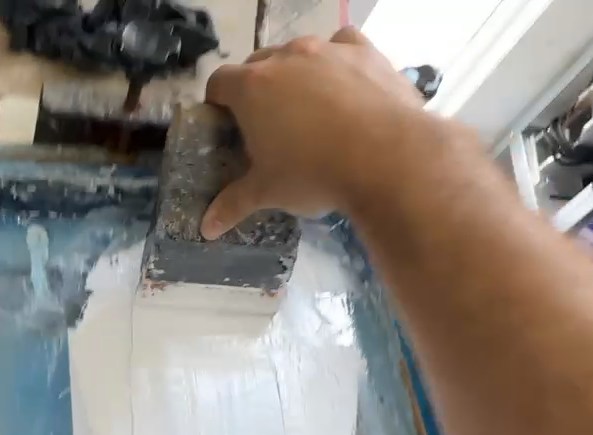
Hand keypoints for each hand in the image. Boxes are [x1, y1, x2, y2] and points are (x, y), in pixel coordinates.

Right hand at [202, 27, 436, 236]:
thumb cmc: (311, 173)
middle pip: (258, 63)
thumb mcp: (267, 193)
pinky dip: (336, 63)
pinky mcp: (365, 50)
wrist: (386, 156)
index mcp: (252, 88)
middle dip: (255, 89)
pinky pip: (341, 47)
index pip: (219, 83)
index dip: (217, 103)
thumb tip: (206, 229)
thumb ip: (233, 204)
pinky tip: (343, 88)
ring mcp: (328, 48)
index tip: (224, 124)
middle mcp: (286, 57)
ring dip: (295, 75)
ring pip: (299, 53)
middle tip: (265, 124)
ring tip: (307, 110)